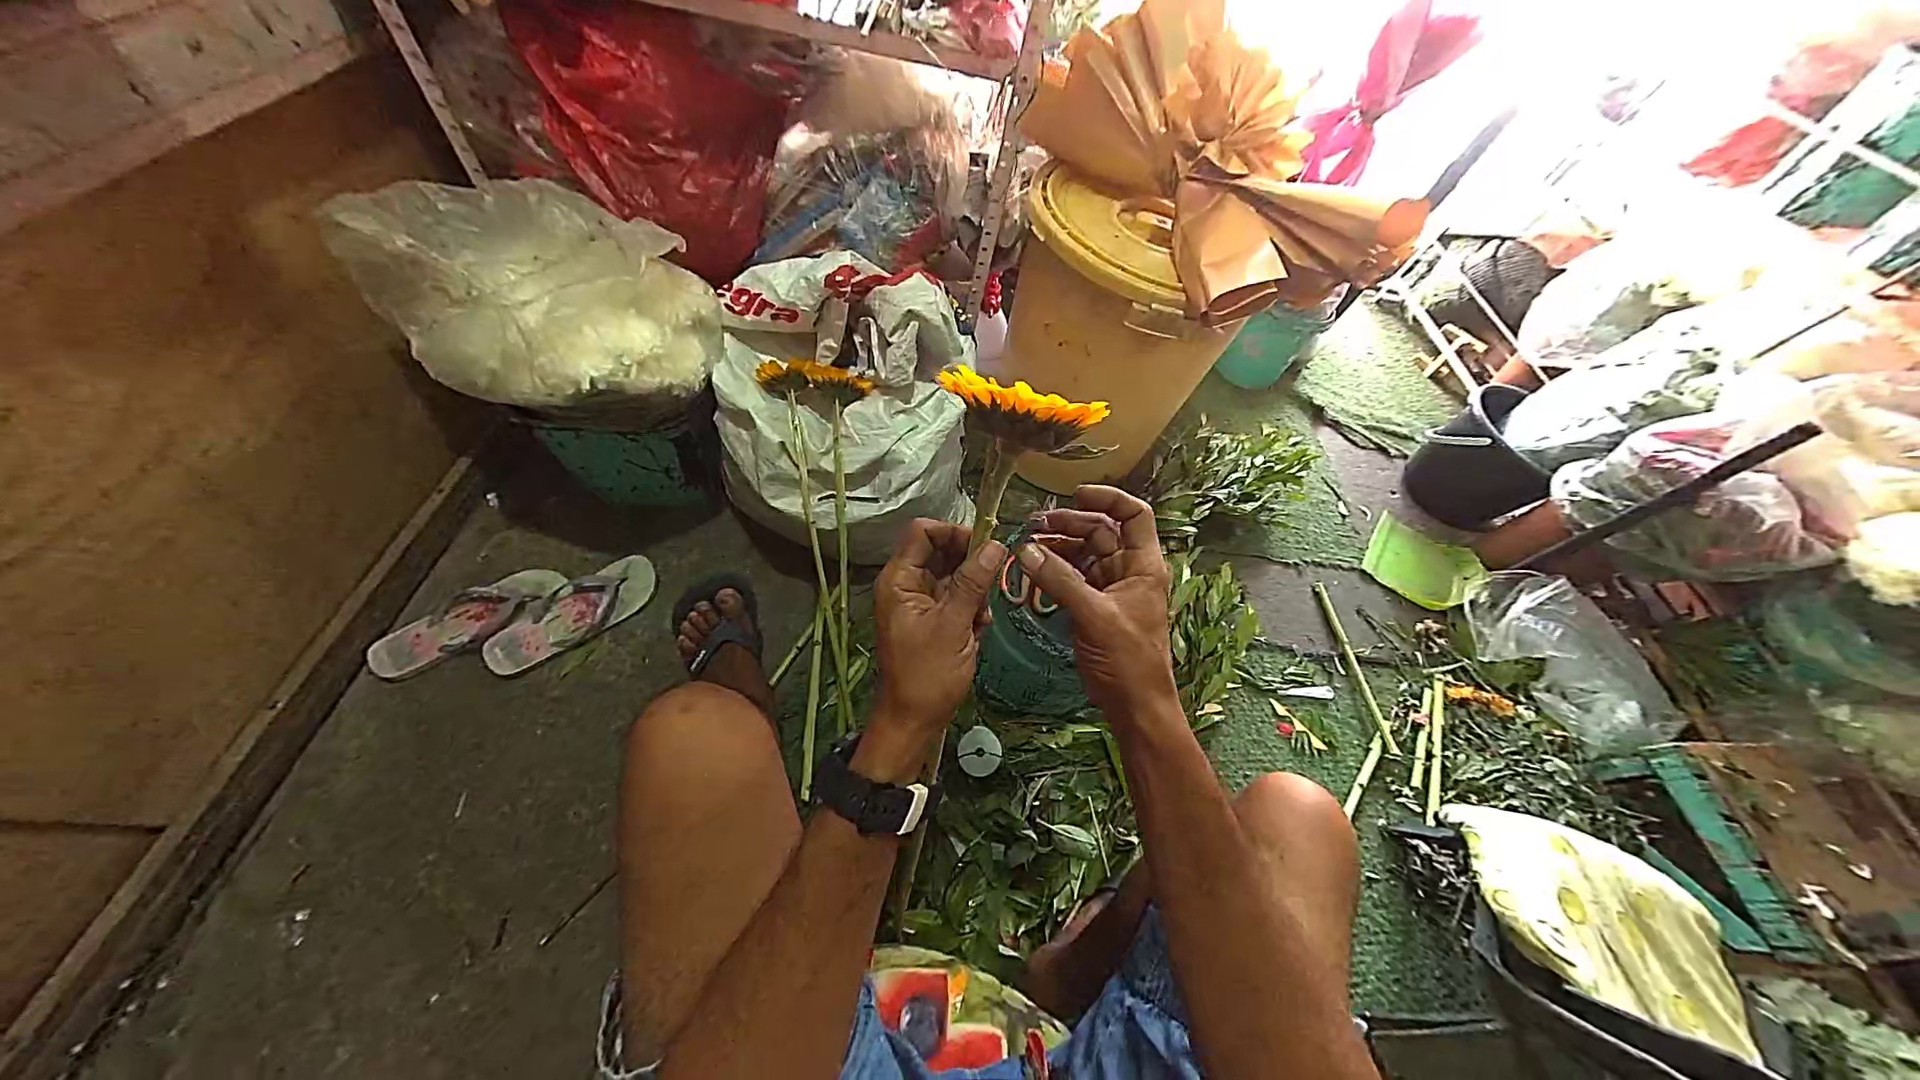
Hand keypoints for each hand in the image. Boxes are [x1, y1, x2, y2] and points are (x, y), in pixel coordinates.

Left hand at [863, 519, 1004, 782]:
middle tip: (991, 584)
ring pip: (954, 576)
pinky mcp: (932, 620)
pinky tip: (977, 630)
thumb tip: (995, 544)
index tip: (985, 547)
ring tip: (981, 618)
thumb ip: (973, 583)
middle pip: (942, 552)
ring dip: (974, 592)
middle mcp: (906, 585)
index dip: (954, 532)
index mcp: (899, 580)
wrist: (913, 722)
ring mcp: (919, 603)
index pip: (923, 532)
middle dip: (970, 566)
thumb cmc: (927, 675)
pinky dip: (970, 610)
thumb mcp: (953, 625)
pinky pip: (956, 599)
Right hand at [1015, 486, 1178, 720]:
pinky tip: (1031, 570)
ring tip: (1026, 548)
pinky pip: (1071, 578)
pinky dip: (1052, 572)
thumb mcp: (1094, 615)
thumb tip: (1025, 550)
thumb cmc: (1128, 660)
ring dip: (1055, 548)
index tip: (1075, 495)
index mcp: (1143, 565)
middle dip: (1068, 525)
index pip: (1134, 515)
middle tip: (1033, 526)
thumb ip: (1059, 580)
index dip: (1108, 498)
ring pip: (1081, 555)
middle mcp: (1128, 570)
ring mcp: (1109, 588)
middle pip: (1100, 532)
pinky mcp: (1093, 606)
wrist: (1134, 706)